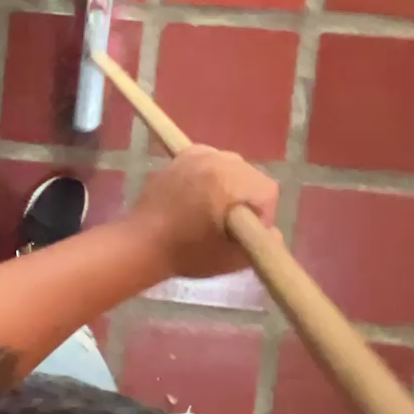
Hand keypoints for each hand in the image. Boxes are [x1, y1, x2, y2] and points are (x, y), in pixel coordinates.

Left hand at [127, 147, 278, 278]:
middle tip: (230, 222)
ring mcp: (195, 155)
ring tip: (214, 208)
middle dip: (247, 197)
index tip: (245, 233)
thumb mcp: (232, 259)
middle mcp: (215, 160)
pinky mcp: (179, 157)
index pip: (267, 191)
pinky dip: (211, 171)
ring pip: (230, 164)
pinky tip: (201, 191)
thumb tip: (271, 231)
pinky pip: (209, 158)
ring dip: (230, 183)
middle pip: (250, 175)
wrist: (142, 243)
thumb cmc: (187, 252)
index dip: (263, 214)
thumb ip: (263, 243)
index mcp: (230, 181)